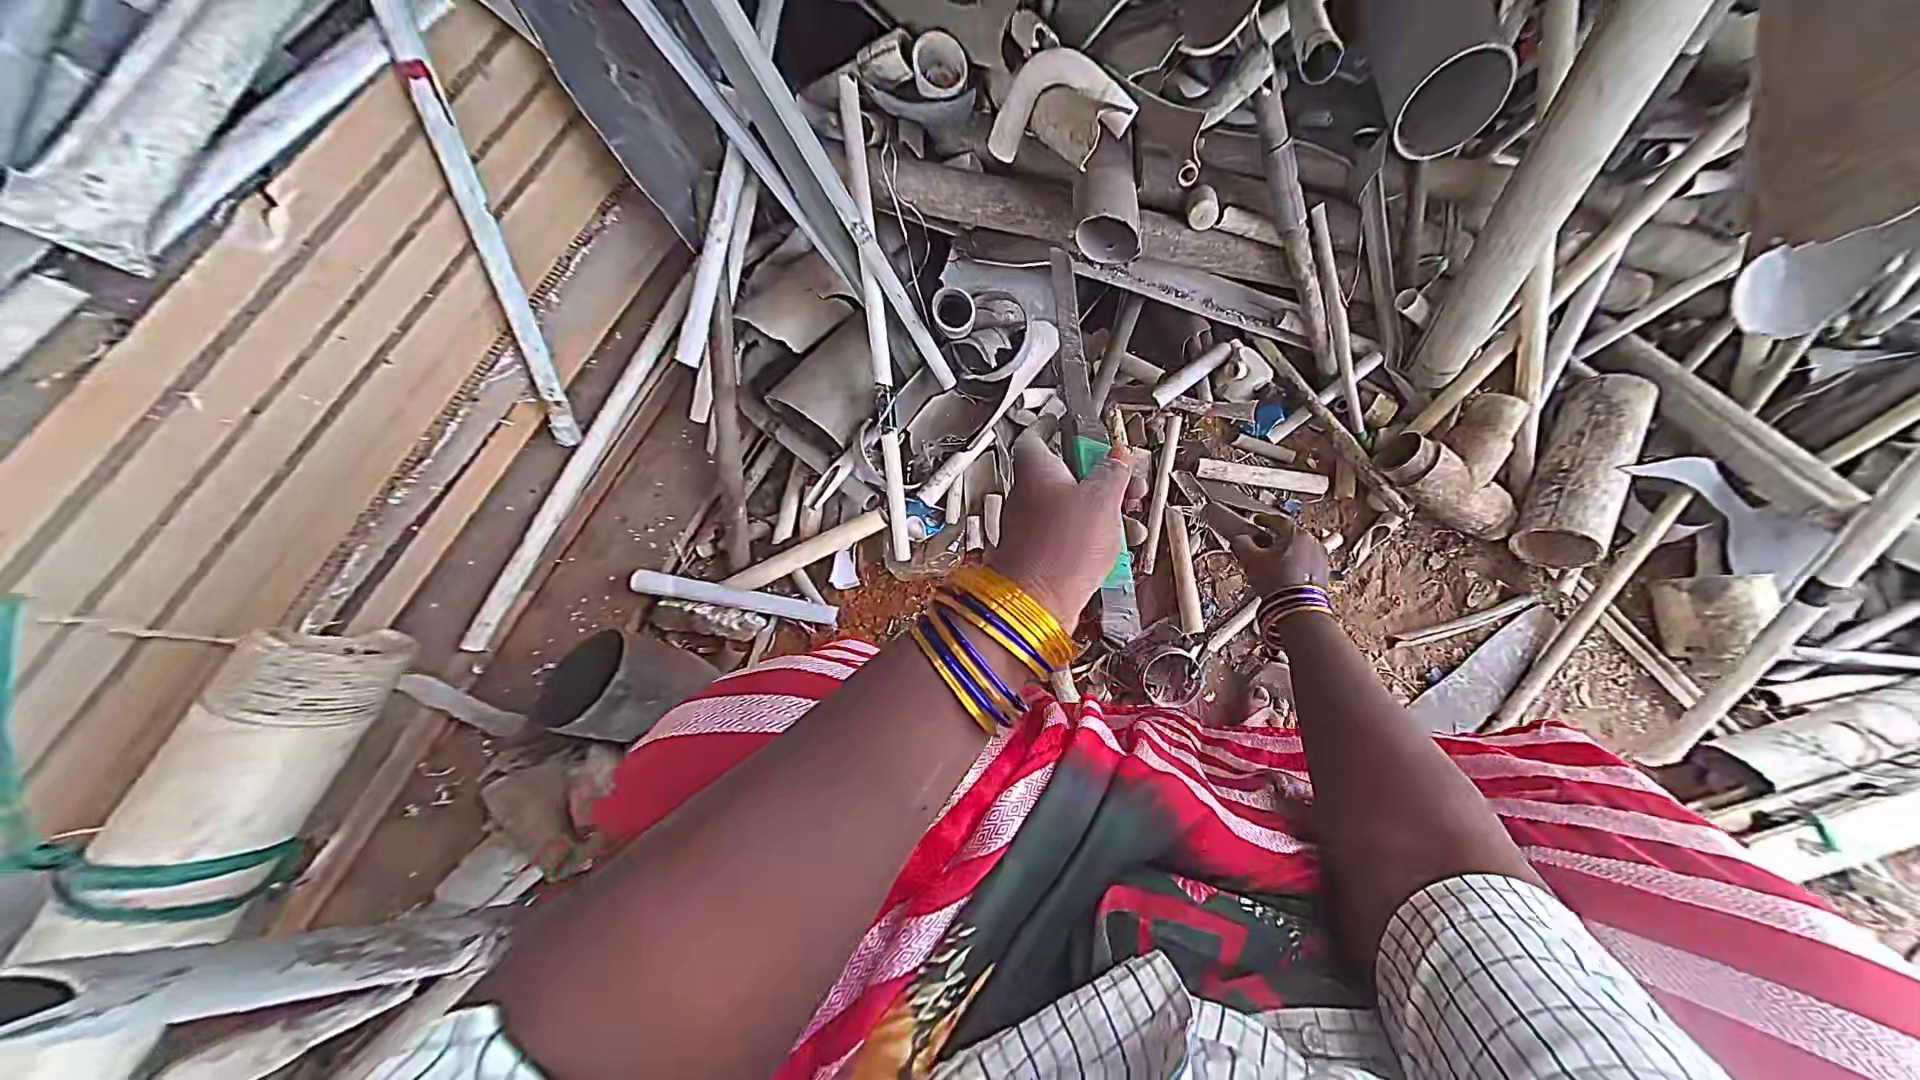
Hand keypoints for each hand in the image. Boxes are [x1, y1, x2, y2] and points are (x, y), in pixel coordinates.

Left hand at [986, 428, 1138, 623]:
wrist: (1037, 603)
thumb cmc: (1058, 550)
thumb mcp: (1102, 500)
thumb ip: (1112, 473)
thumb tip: (1118, 458)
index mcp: (1036, 469)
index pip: (1039, 434)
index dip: (1059, 427)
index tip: (1076, 425)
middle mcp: (1029, 494)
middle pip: (1067, 473)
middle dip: (1103, 477)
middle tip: (1128, 485)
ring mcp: (1034, 526)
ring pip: (1074, 506)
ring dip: (1106, 510)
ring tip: (1131, 520)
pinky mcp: (1043, 553)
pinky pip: (1073, 535)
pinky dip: (1096, 536)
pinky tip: (1118, 545)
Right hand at [1229, 513, 1329, 596]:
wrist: (1297, 607)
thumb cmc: (1278, 582)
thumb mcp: (1250, 559)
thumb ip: (1242, 543)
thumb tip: (1240, 539)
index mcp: (1295, 533)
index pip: (1277, 520)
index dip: (1263, 520)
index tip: (1258, 521)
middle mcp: (1312, 542)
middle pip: (1290, 534)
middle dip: (1274, 538)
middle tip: (1261, 544)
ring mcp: (1320, 557)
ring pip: (1299, 548)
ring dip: (1286, 552)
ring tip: (1271, 562)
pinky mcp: (1323, 573)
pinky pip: (1306, 562)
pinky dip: (1295, 564)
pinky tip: (1283, 573)